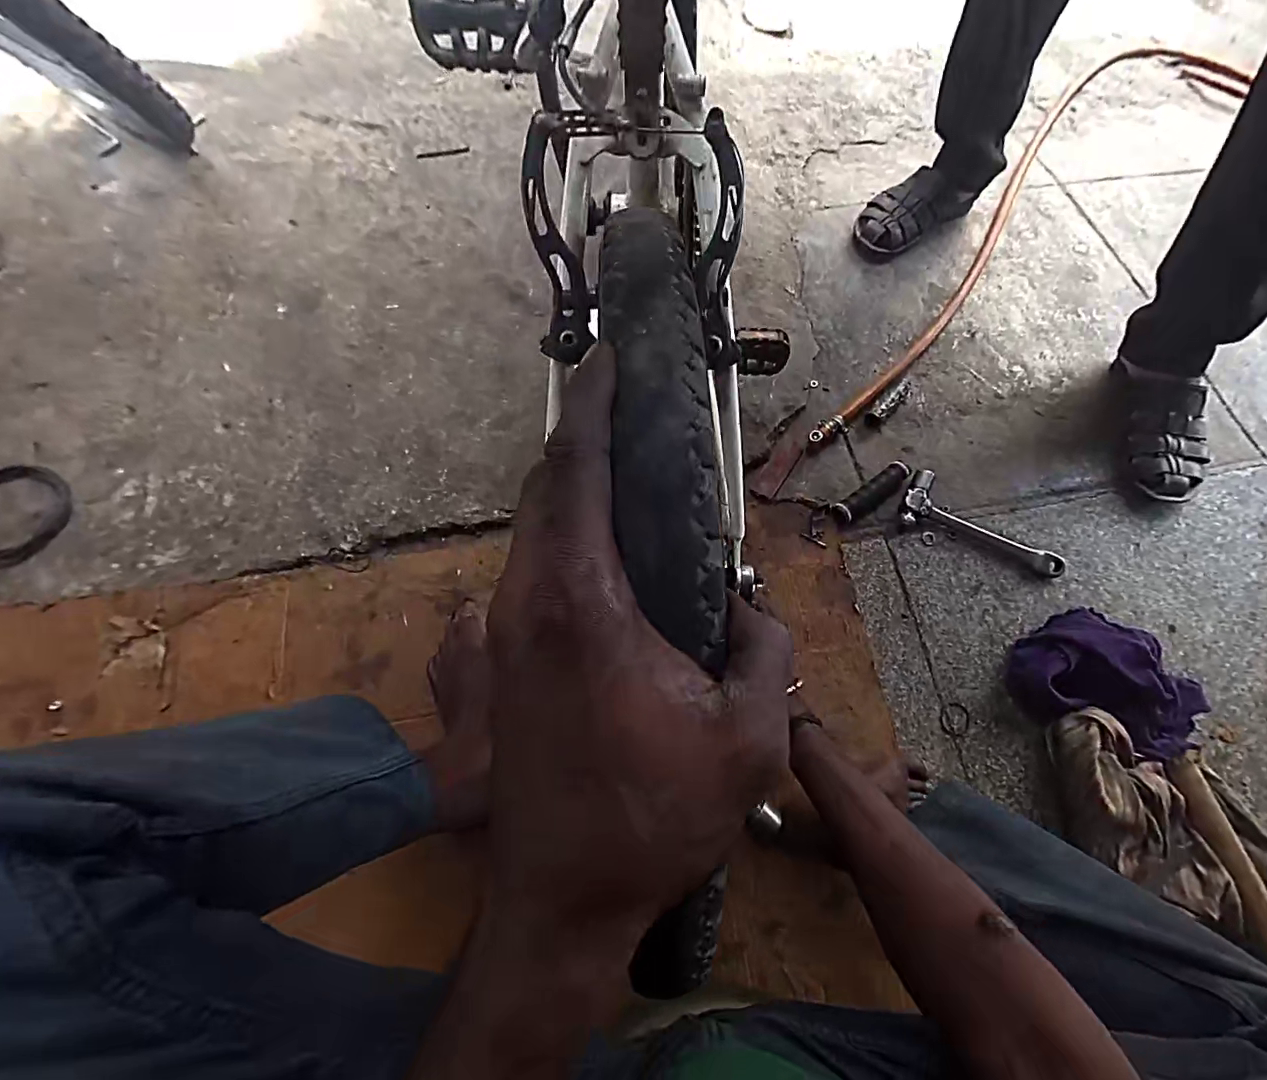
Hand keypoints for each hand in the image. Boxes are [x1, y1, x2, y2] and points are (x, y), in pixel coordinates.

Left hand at [481, 342, 793, 949]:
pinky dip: (565, 539)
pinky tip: (607, 554)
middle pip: (546, 491)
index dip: (593, 408)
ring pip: (534, 532)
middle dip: (584, 441)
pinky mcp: (500, 664)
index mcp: (583, 606)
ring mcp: (502, 635)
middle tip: (630, 414)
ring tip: (628, 476)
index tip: (607, 361)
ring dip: (574, 492)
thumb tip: (750, 610)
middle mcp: (527, 605)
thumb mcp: (749, 737)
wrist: (562, 901)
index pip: (576, 475)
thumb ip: (766, 653)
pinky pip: (532, 572)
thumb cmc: (654, 818)